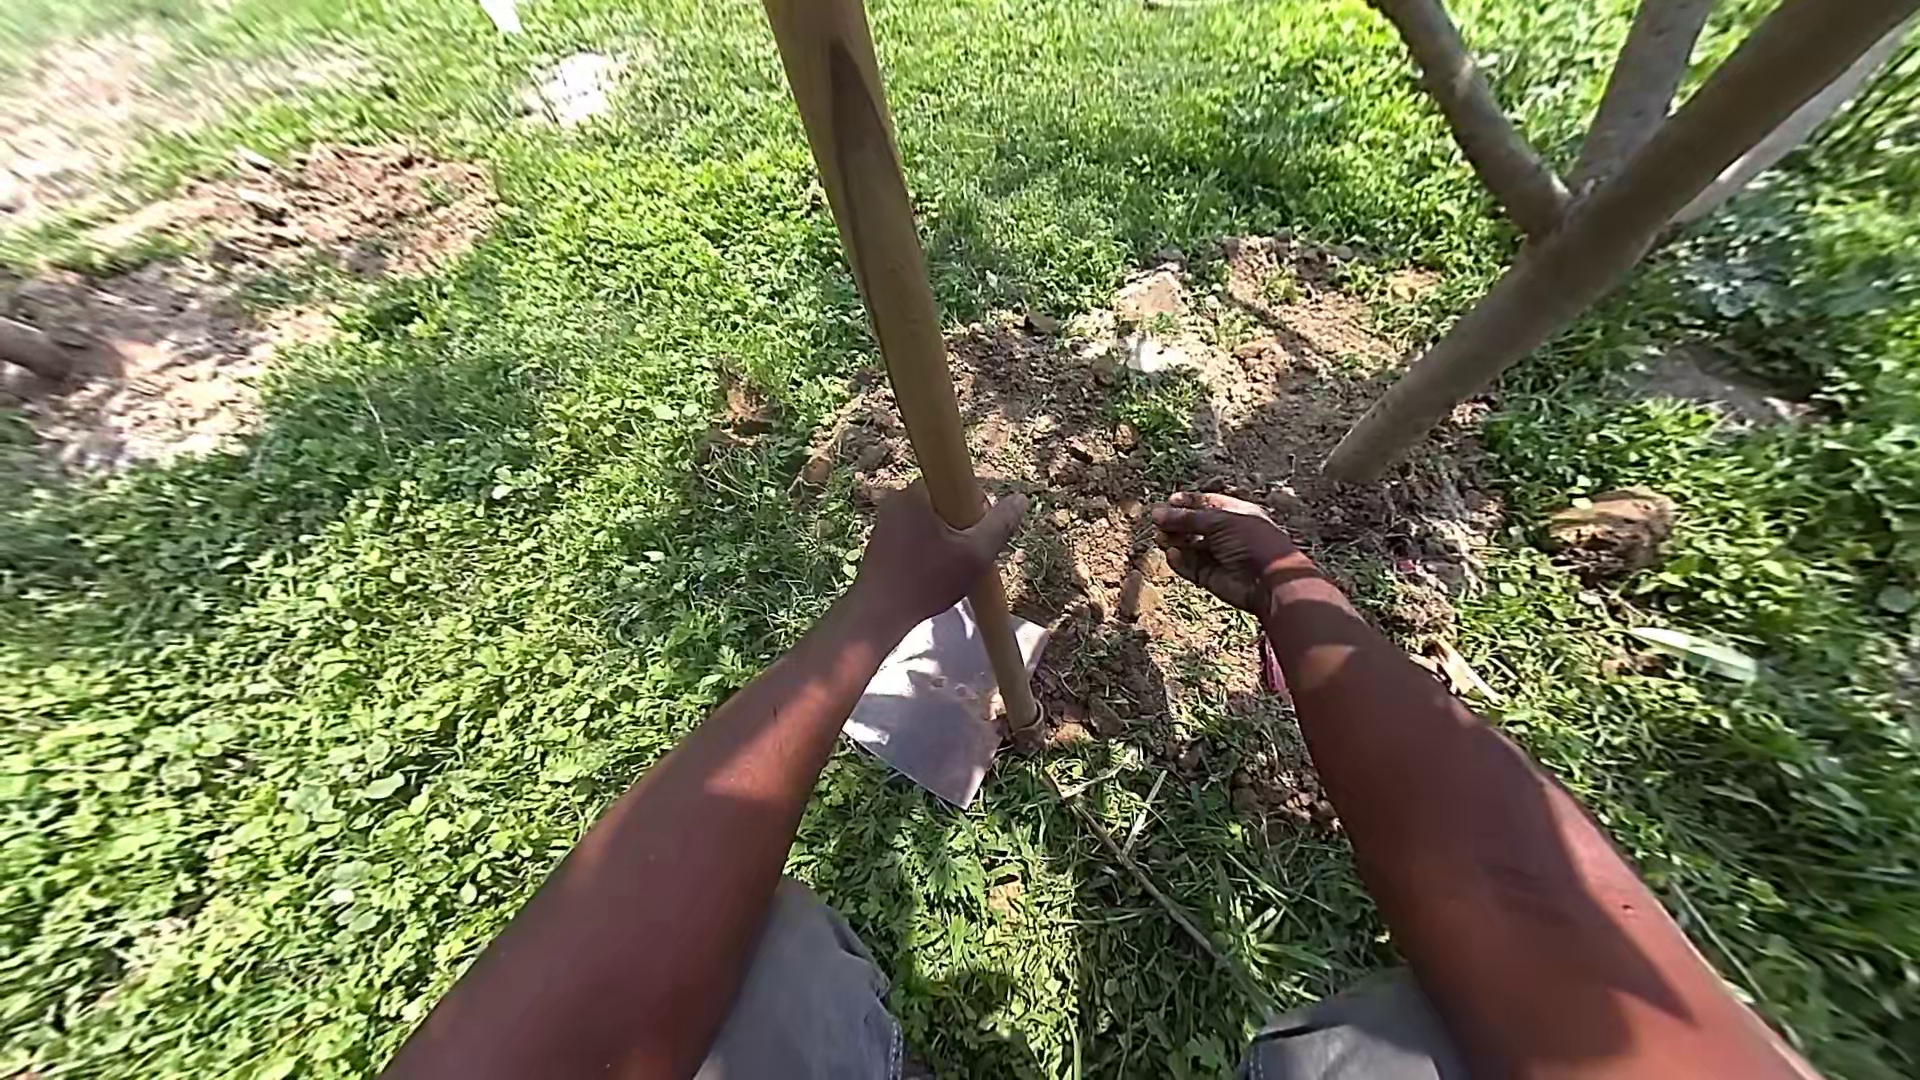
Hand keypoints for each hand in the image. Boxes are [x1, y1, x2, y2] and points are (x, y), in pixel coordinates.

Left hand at [854, 481, 1028, 629]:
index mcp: (917, 491)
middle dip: (961, 526)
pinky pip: (914, 533)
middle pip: (945, 502)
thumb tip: (1021, 499)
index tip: (978, 537)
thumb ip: (1000, 525)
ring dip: (945, 539)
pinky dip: (927, 548)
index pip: (959, 484)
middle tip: (966, 557)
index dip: (976, 509)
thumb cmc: (927, 581)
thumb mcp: (975, 555)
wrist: (878, 612)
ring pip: (930, 519)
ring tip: (948, 568)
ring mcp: (885, 518)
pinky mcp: (880, 538)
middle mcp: (897, 497)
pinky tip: (931, 572)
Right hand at [1151, 491, 1301, 617]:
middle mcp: (1225, 534)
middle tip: (1159, 523)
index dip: (1187, 502)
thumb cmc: (1251, 543)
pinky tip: (1172, 555)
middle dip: (1176, 523)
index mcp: (1234, 515)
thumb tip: (1157, 513)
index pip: (1206, 504)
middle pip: (1194, 526)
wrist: (1268, 581)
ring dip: (1174, 541)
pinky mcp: (1209, 576)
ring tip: (1161, 539)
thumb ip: (1186, 518)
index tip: (1169, 501)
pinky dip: (1179, 561)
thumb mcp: (1218, 522)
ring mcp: (1217, 556)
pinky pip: (1189, 566)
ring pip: (1188, 546)